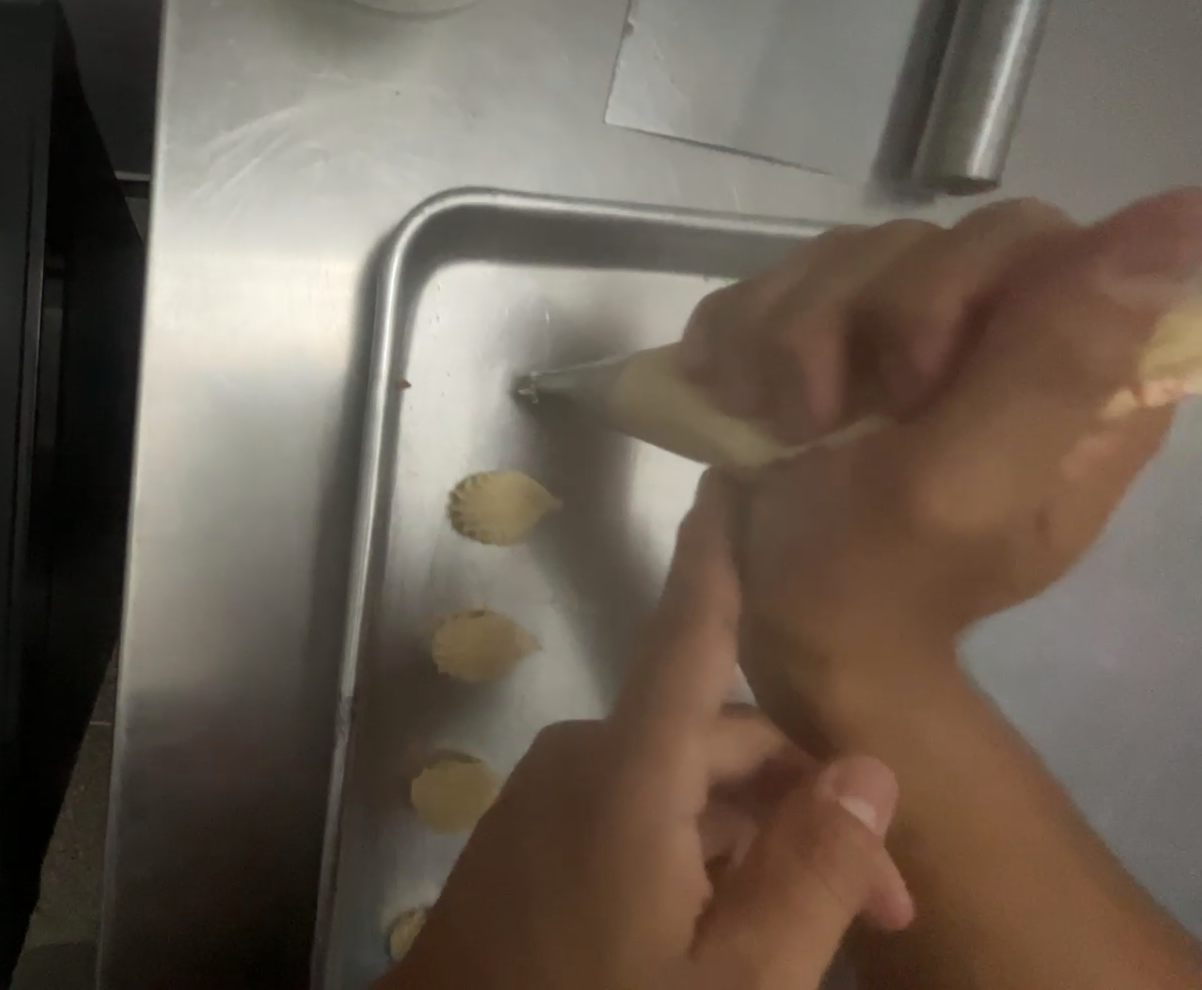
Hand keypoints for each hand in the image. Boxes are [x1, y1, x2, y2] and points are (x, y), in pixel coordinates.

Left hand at [384, 477, 911, 989]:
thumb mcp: (736, 978)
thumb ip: (807, 872)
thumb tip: (862, 772)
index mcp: (630, 771)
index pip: (685, 640)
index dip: (713, 562)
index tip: (728, 487)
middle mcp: (589, 754)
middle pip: (715, 739)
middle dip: (804, 801)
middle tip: (887, 905)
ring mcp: (557, 786)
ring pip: (680, 780)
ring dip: (756, 834)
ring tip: (827, 925)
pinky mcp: (542, 819)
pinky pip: (636, 806)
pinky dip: (697, 843)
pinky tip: (736, 913)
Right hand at [679, 191, 1201, 706]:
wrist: (783, 616)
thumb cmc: (872, 571)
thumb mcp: (965, 484)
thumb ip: (1054, 364)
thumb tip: (1190, 214)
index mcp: (1068, 370)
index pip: (1026, 242)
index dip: (941, 295)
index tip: (896, 393)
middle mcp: (981, 338)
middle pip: (905, 245)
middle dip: (828, 332)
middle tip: (808, 424)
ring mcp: (881, 340)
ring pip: (821, 262)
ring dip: (765, 343)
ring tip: (758, 419)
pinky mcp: (802, 350)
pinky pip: (756, 292)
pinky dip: (723, 338)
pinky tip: (721, 392)